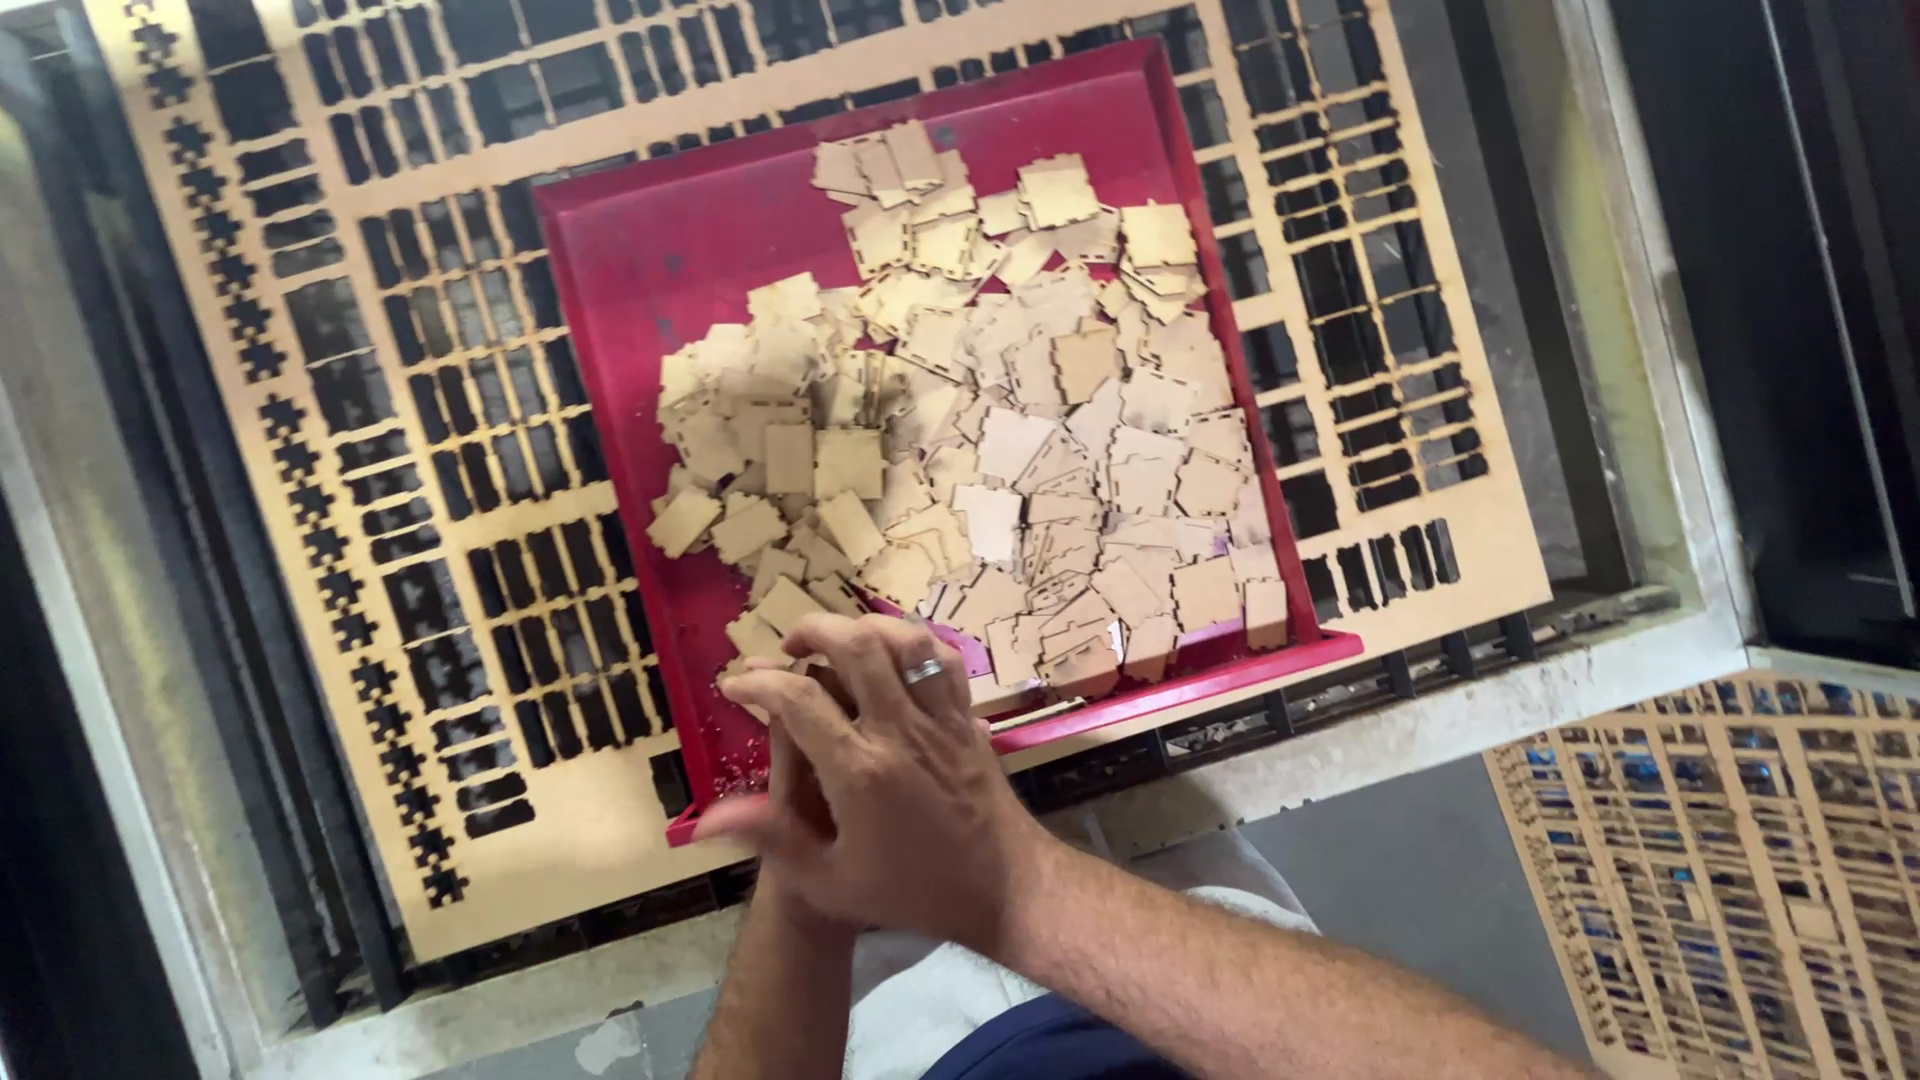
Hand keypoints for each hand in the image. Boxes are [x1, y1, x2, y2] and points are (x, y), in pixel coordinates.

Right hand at [696, 614, 1058, 952]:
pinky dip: (916, 642)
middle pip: (857, 646)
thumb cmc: (910, 892)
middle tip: (791, 647)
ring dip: (866, 626)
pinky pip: (946, 659)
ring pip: (906, 642)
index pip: (798, 700)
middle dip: (814, 630)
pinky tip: (896, 653)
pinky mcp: (967, 716)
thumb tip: (705, 818)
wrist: (1002, 888)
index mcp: (859, 770)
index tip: (735, 684)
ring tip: (840, 639)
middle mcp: (900, 730)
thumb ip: (771, 839)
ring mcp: (940, 718)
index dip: (758, 683)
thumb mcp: (830, 881)